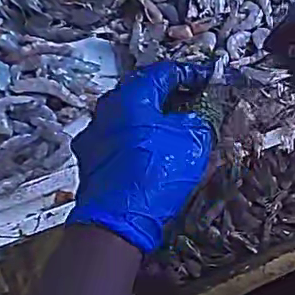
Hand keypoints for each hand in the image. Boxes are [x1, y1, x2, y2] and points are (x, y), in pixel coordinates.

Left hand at [66, 62, 213, 252]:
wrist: (119, 222)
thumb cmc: (154, 177)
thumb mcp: (194, 142)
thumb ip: (197, 120)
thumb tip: (195, 118)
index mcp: (130, 96)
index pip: (164, 72)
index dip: (190, 74)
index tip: (205, 79)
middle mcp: (105, 111)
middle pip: (141, 93)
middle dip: (169, 97)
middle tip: (192, 102)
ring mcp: (93, 137)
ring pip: (127, 119)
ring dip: (151, 121)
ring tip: (174, 132)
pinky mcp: (90, 162)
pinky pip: (117, 142)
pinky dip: (137, 143)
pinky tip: (153, 157)